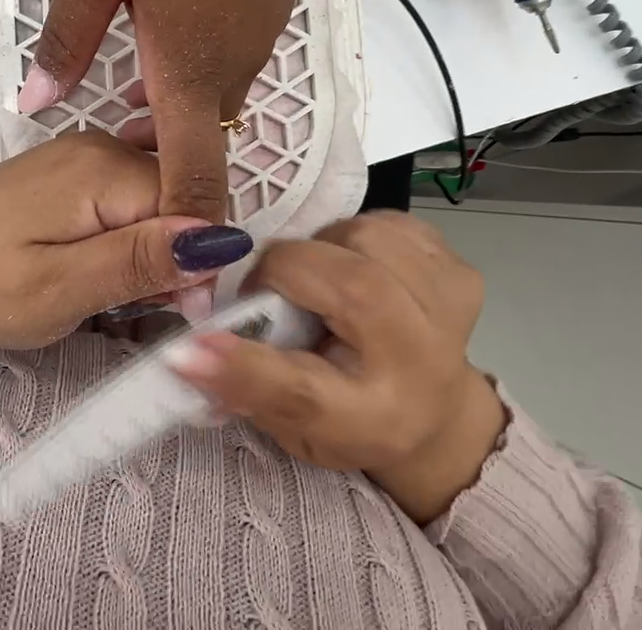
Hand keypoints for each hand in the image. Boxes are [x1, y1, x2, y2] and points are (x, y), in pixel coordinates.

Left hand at [0, 132, 253, 348]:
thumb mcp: (59, 287)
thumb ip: (139, 261)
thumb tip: (220, 240)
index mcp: (105, 169)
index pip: (194, 205)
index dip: (197, 263)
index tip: (178, 313)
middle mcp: (103, 148)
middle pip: (180, 200)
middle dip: (177, 258)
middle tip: (136, 306)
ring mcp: (87, 155)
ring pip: (158, 203)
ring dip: (153, 252)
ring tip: (114, 291)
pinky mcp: (73, 172)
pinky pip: (129, 201)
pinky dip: (130, 237)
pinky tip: (106, 265)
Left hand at [19, 0, 315, 224]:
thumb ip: (69, 37)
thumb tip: (39, 98)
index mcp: (190, 65)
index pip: (195, 179)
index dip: (187, 239)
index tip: (179, 285)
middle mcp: (235, 63)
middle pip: (200, 145)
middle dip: (163, 173)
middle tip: (113, 177)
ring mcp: (260, 32)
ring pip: (210, 101)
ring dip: (172, 116)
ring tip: (122, 105)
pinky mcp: (269, 4)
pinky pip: (227, 62)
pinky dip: (193, 73)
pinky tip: (158, 42)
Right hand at [167, 213, 505, 523]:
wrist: (433, 411)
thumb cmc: (349, 417)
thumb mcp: (290, 421)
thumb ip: (242, 384)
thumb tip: (182, 351)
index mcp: (375, 419)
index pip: (302, 393)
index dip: (244, 366)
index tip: (186, 349)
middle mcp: (426, 363)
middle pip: (350, 287)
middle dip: (287, 270)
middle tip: (268, 289)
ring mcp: (452, 307)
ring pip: (365, 236)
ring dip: (323, 248)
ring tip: (318, 281)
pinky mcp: (459, 268)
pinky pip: (387, 221)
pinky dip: (355, 235)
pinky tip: (353, 266)